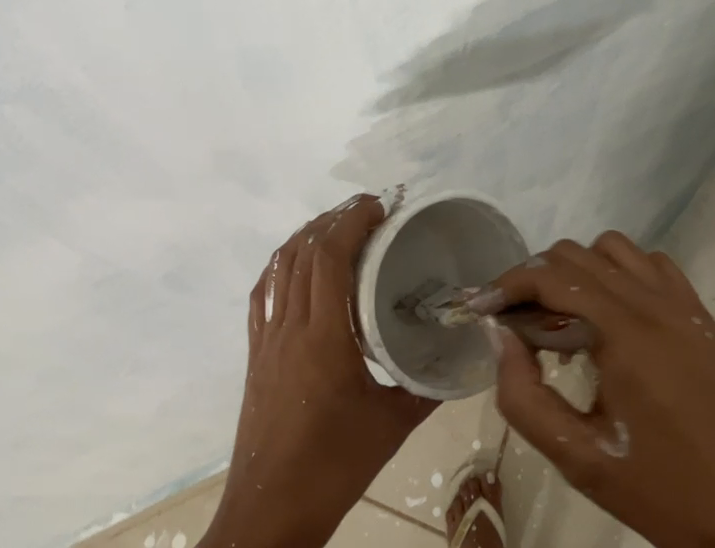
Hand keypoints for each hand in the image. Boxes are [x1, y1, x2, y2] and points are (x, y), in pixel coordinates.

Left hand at [204, 195, 439, 547]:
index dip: (352, 221)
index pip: (330, 256)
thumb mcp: (392, 425)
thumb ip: (425, 387)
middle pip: (303, 251)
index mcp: (323, 336)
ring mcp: (267, 338)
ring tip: (337, 228)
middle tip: (368, 211)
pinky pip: (263, 293)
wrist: (271, 508)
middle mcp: (289, 326)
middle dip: (334, 220)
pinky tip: (298, 266)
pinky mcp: (256, 353)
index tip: (380, 207)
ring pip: (278, 266)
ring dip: (306, 237)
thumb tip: (458, 357)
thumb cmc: (334, 464)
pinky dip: (281, 266)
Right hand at [469, 233, 714, 547]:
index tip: (481, 308)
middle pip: (578, 254)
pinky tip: (615, 317)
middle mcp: (656, 305)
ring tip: (566, 318)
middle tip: (517, 323)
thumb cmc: (660, 492)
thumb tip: (499, 337)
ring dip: (580, 270)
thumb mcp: (577, 458)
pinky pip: (655, 266)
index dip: (507, 285)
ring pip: (616, 249)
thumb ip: (524, 396)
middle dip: (536, 279)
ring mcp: (685, 307)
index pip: (552, 277)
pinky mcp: (703, 319)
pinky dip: (623, 274)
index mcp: (625, 334)